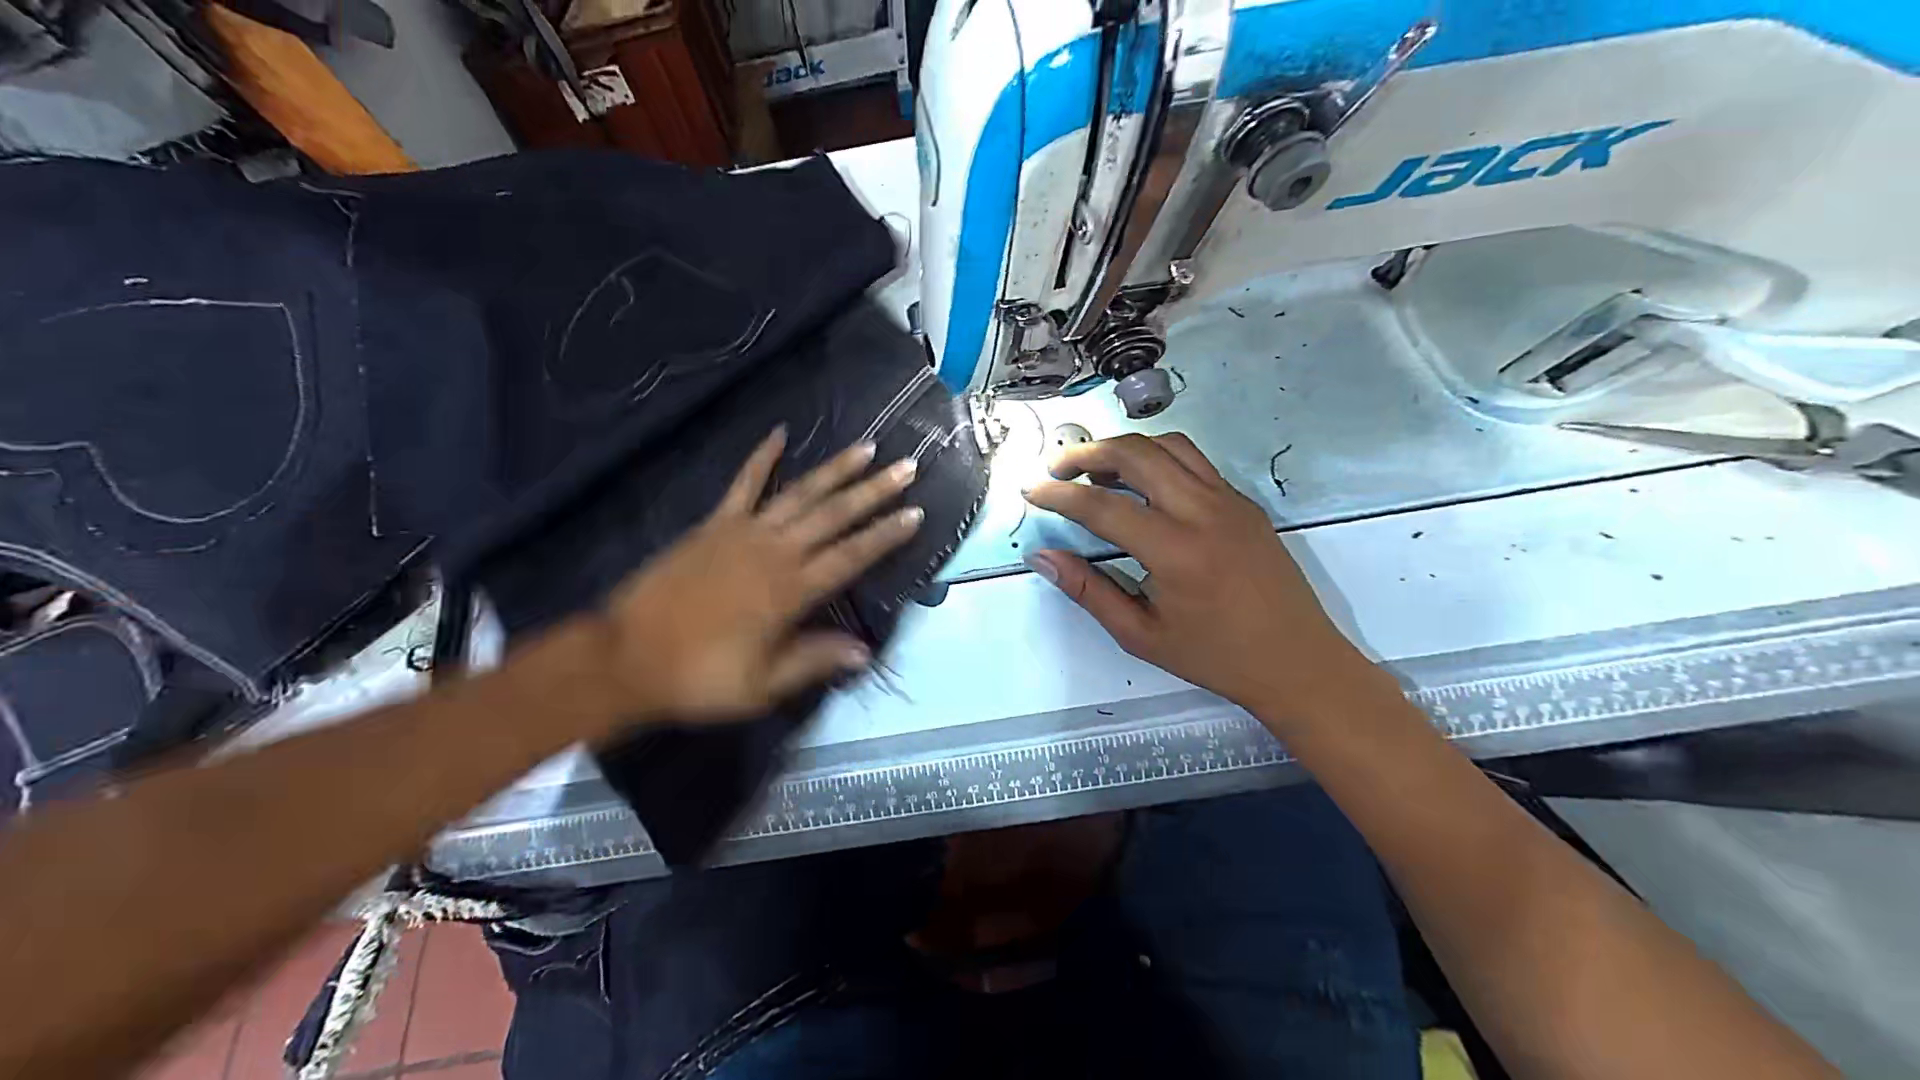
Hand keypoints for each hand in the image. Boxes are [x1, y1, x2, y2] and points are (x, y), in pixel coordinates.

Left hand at [600, 427, 922, 722]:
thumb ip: (814, 660)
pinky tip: (779, 433)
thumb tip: (865, 651)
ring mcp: (742, 532)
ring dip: (835, 470)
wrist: (626, 657)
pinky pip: (743, 484)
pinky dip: (761, 458)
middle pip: (834, 515)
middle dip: (874, 491)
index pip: (851, 556)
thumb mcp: (762, 685)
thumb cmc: (699, 677)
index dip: (886, 535)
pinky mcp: (713, 524)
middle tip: (907, 466)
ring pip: (800, 493)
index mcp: (791, 591)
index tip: (915, 513)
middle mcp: (775, 552)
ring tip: (866, 447)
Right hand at [1022, 433, 1377, 725]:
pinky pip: (1194, 461)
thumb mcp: (1140, 635)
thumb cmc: (1215, 656)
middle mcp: (1203, 512)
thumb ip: (1088, 591)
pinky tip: (1142, 485)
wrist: (1297, 661)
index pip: (1101, 506)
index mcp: (1174, 551)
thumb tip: (1043, 557)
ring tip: (1096, 472)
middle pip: (1135, 454)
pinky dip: (1158, 459)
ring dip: (1125, 449)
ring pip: (1167, 446)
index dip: (1058, 495)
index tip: (1031, 492)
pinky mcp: (1244, 502)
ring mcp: (1229, 500)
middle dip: (1087, 453)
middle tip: (1057, 469)